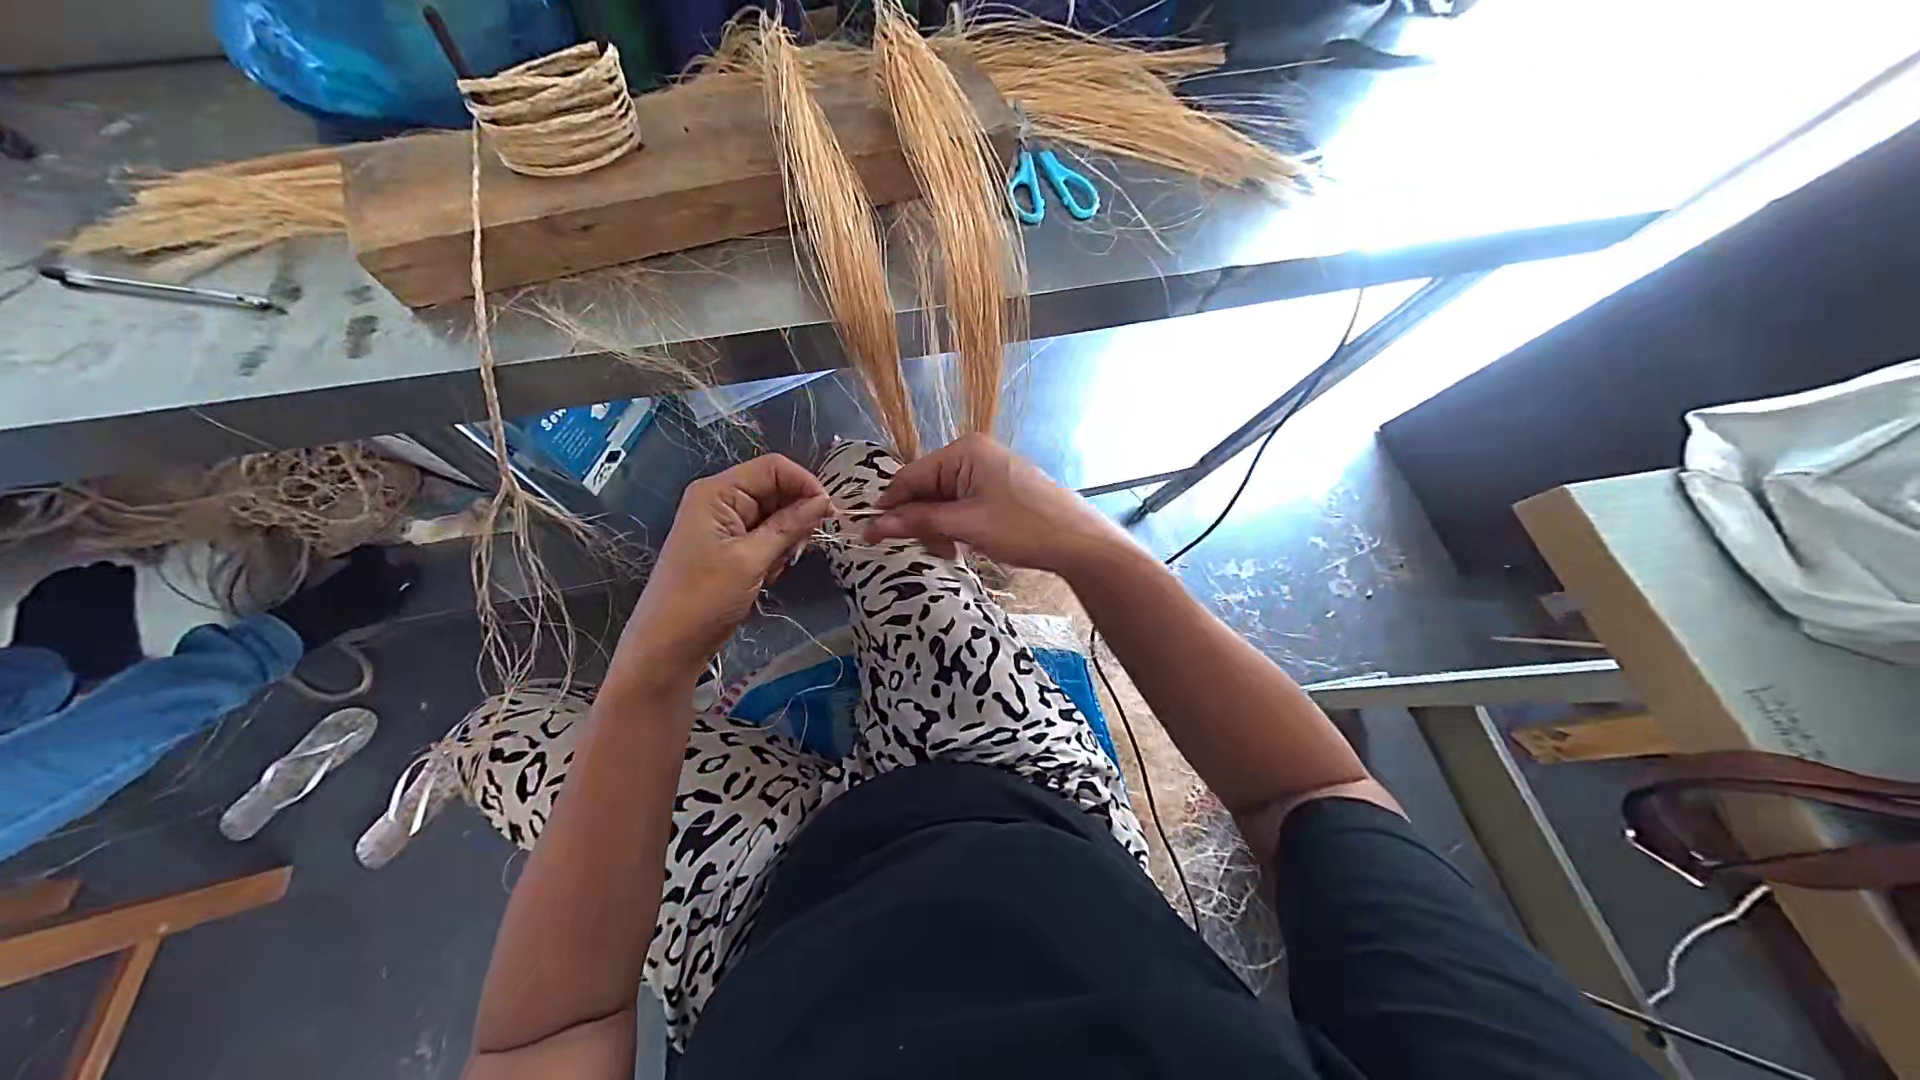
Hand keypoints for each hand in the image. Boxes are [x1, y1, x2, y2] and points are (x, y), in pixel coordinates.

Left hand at [612, 455, 828, 683]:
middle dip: (795, 517)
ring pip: (775, 517)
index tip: (830, 513)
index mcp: (717, 492)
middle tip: (801, 550)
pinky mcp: (730, 549)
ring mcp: (725, 526)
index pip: (773, 468)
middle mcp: (720, 501)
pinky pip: (766, 539)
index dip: (805, 484)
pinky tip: (767, 577)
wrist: (668, 646)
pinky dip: (775, 555)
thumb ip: (789, 526)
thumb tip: (824, 501)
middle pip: (775, 491)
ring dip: (786, 541)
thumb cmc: (704, 598)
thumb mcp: (751, 560)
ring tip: (775, 569)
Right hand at [863, 434, 1131, 574]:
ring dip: (939, 527)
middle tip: (925, 550)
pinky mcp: (1000, 488)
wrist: (1080, 542)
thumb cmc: (1023, 528)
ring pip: (945, 499)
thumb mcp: (965, 525)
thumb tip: (871, 525)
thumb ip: (917, 521)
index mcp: (964, 451)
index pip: (911, 476)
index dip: (890, 506)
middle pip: (927, 487)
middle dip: (921, 520)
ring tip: (950, 551)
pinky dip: (957, 526)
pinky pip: (964, 504)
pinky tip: (963, 545)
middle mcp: (974, 453)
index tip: (870, 534)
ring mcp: (989, 470)